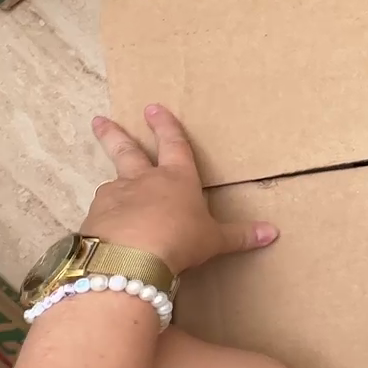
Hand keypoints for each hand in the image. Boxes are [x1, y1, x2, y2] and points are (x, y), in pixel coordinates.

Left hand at [81, 104, 276, 273]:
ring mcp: (115, 197)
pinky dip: (107, 216)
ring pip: (112, 183)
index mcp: (177, 178)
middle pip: (126, 151)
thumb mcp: (215, 239)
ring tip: (114, 191)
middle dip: (114, 134)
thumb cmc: (180, 239)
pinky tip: (110, 228)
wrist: (129, 259)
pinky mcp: (95, 218)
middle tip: (99, 120)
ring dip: (114, 183)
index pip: (174, 145)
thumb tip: (273, 233)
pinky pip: (103, 213)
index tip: (153, 108)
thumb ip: (240, 236)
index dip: (165, 126)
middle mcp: (143, 181)